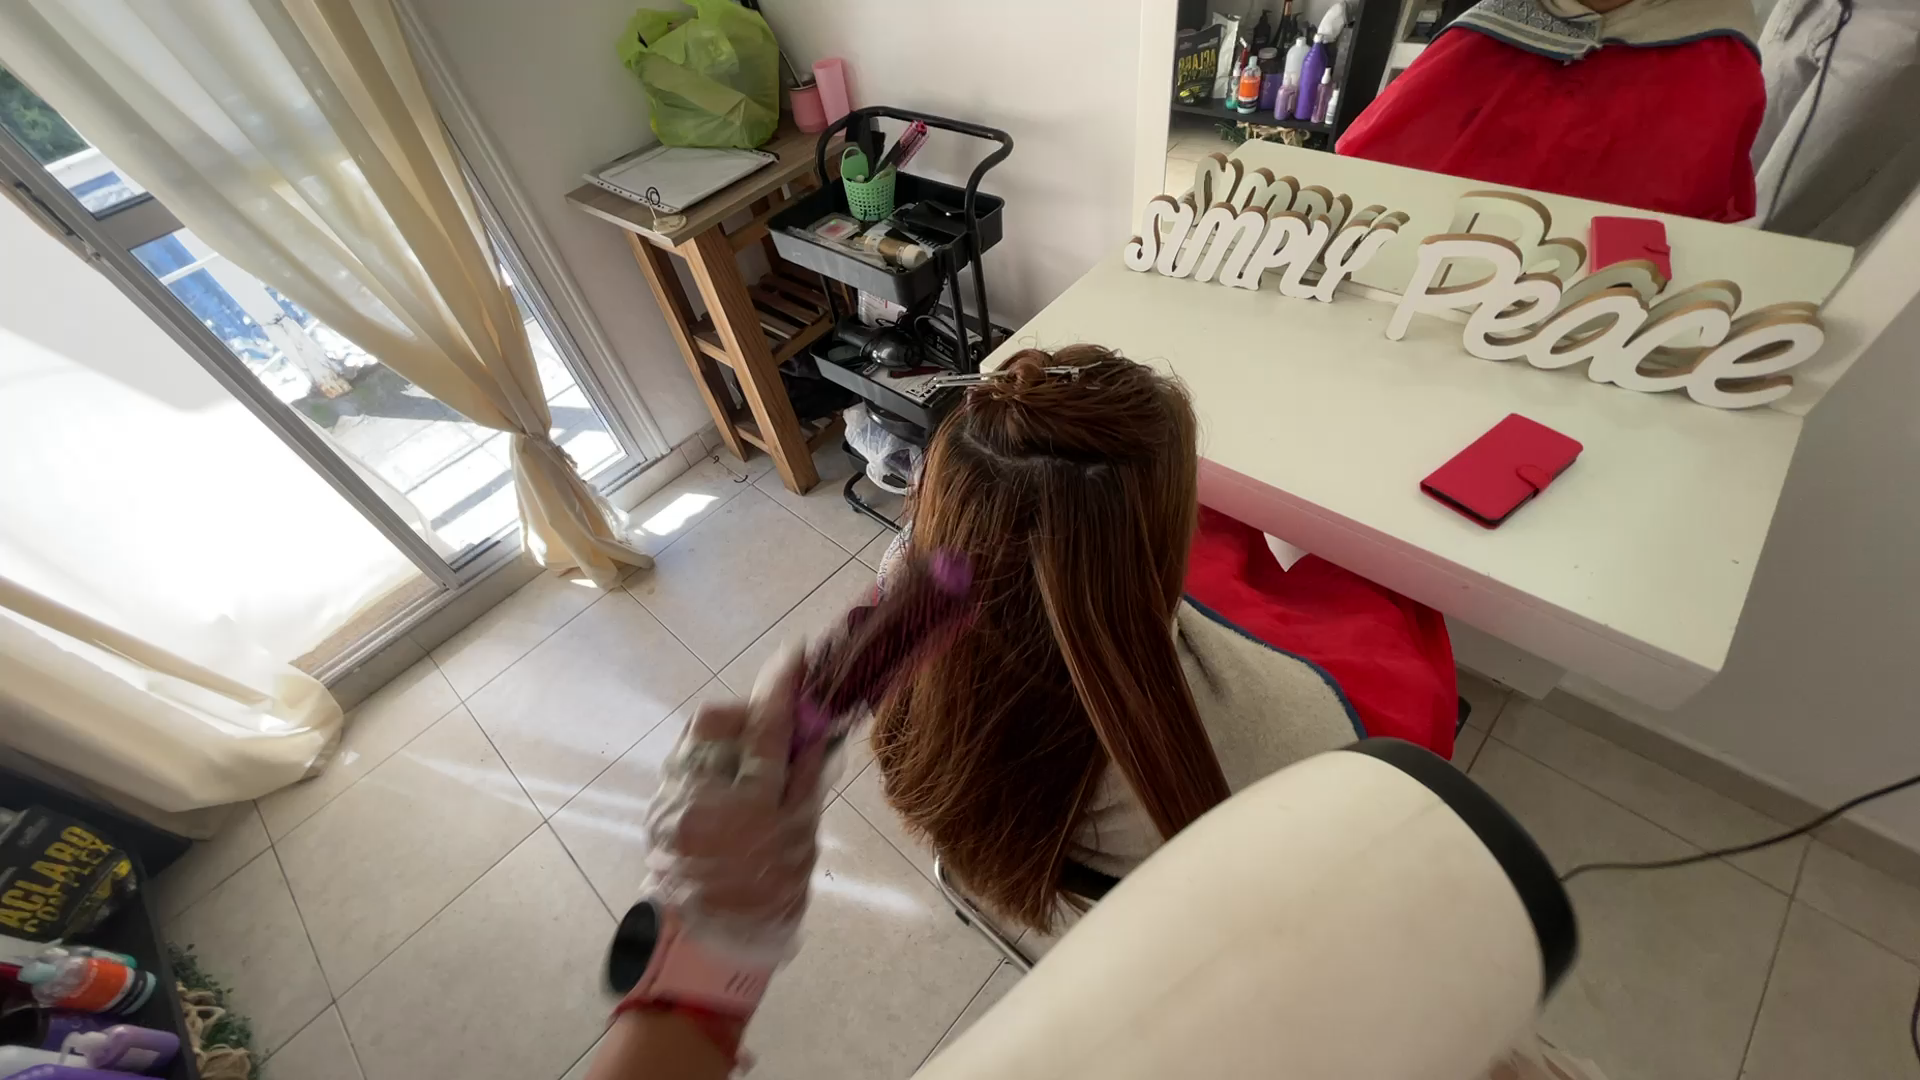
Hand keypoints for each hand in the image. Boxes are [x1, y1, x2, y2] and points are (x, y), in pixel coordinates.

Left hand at [640, 647, 829, 961]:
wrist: (704, 951)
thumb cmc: (767, 900)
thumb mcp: (801, 840)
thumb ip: (808, 779)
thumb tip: (814, 728)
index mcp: (744, 810)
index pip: (766, 729)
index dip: (782, 685)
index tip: (796, 652)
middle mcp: (697, 798)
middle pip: (713, 722)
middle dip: (745, 713)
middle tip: (770, 732)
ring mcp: (668, 803)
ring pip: (695, 740)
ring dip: (727, 737)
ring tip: (750, 765)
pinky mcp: (655, 811)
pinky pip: (685, 765)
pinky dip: (711, 762)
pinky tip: (728, 788)